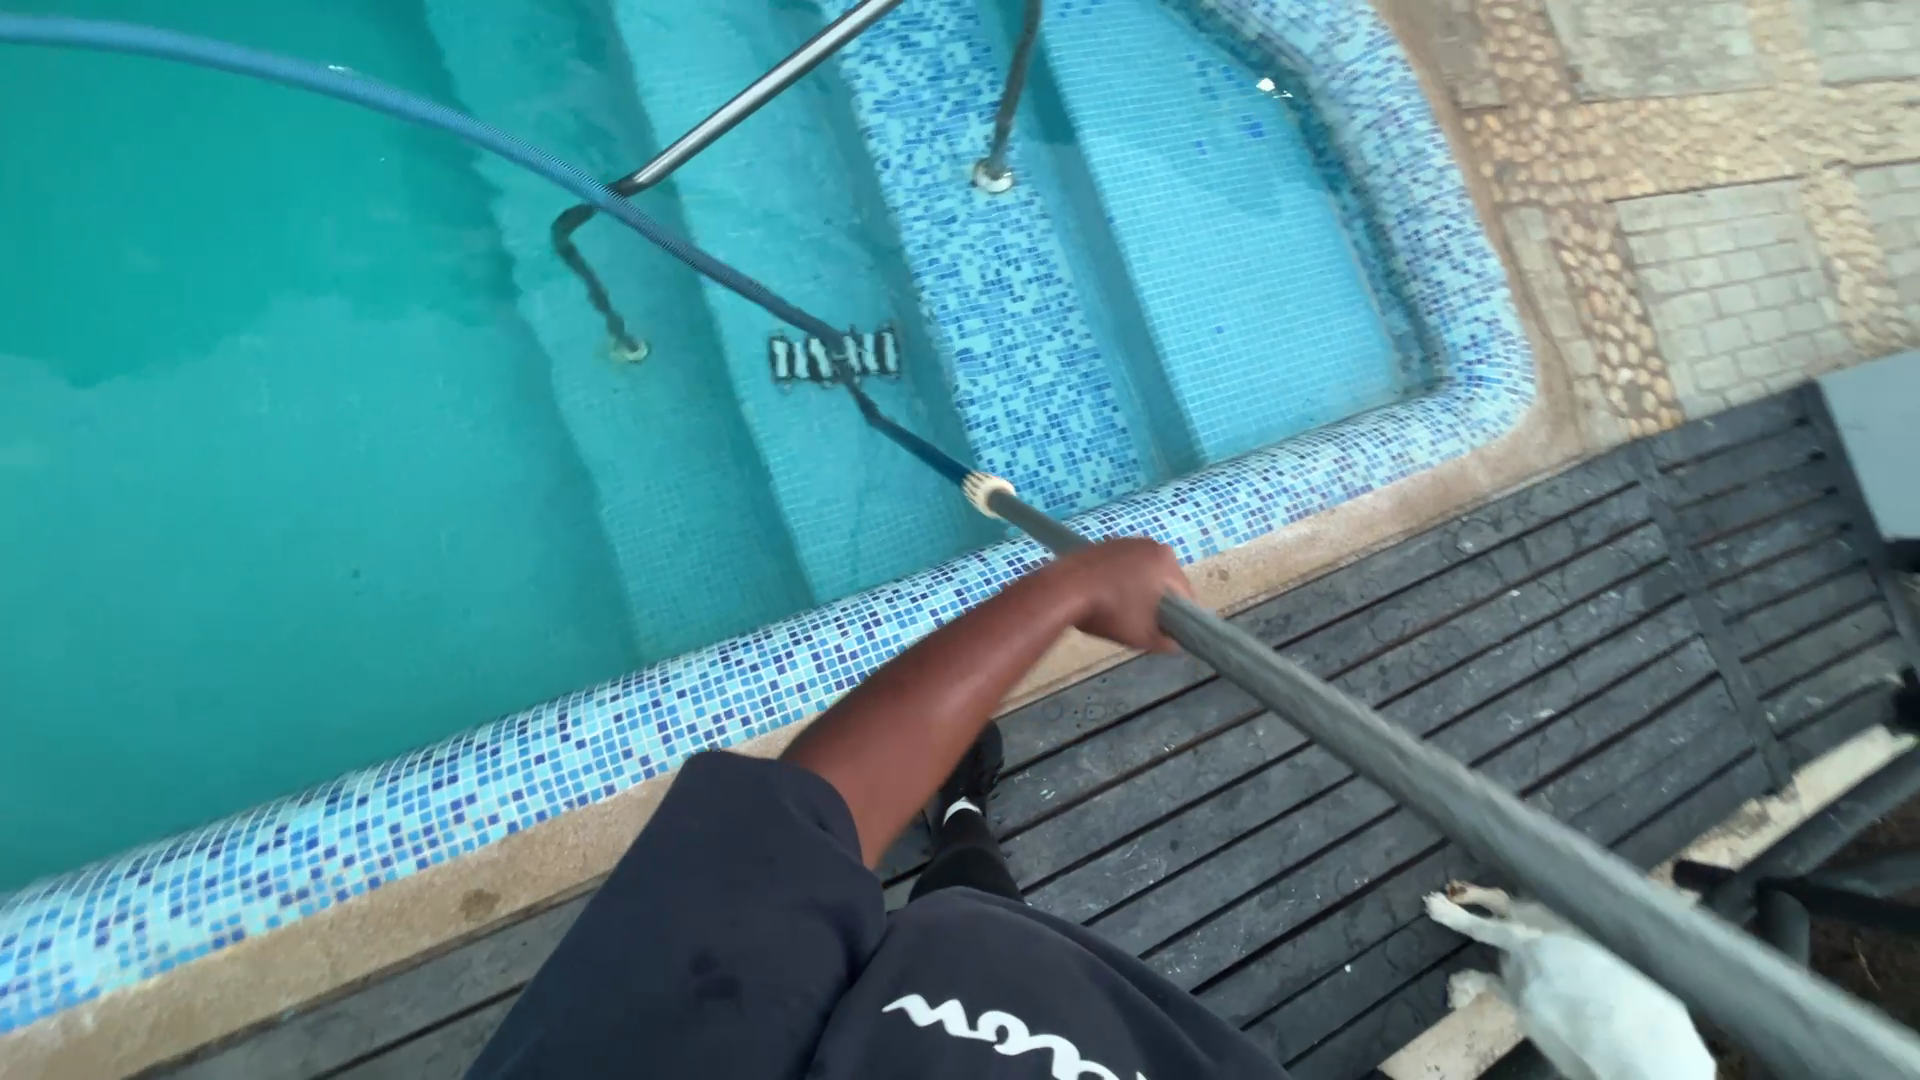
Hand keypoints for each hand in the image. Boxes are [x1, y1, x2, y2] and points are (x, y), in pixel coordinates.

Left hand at [1047, 538, 1192, 652]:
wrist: (1063, 590)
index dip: (1181, 618)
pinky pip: (1122, 567)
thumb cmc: (1109, 611)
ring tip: (1123, 612)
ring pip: (1142, 573)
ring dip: (1139, 591)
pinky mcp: (1102, 545)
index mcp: (1166, 560)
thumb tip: (1174, 644)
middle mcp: (1149, 544)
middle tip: (1146, 624)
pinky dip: (1120, 581)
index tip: (1170, 633)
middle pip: (1164, 580)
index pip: (1185, 594)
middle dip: (1159, 602)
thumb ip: (1166, 642)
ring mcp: (1124, 541)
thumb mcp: (1143, 636)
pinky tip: (1107, 597)